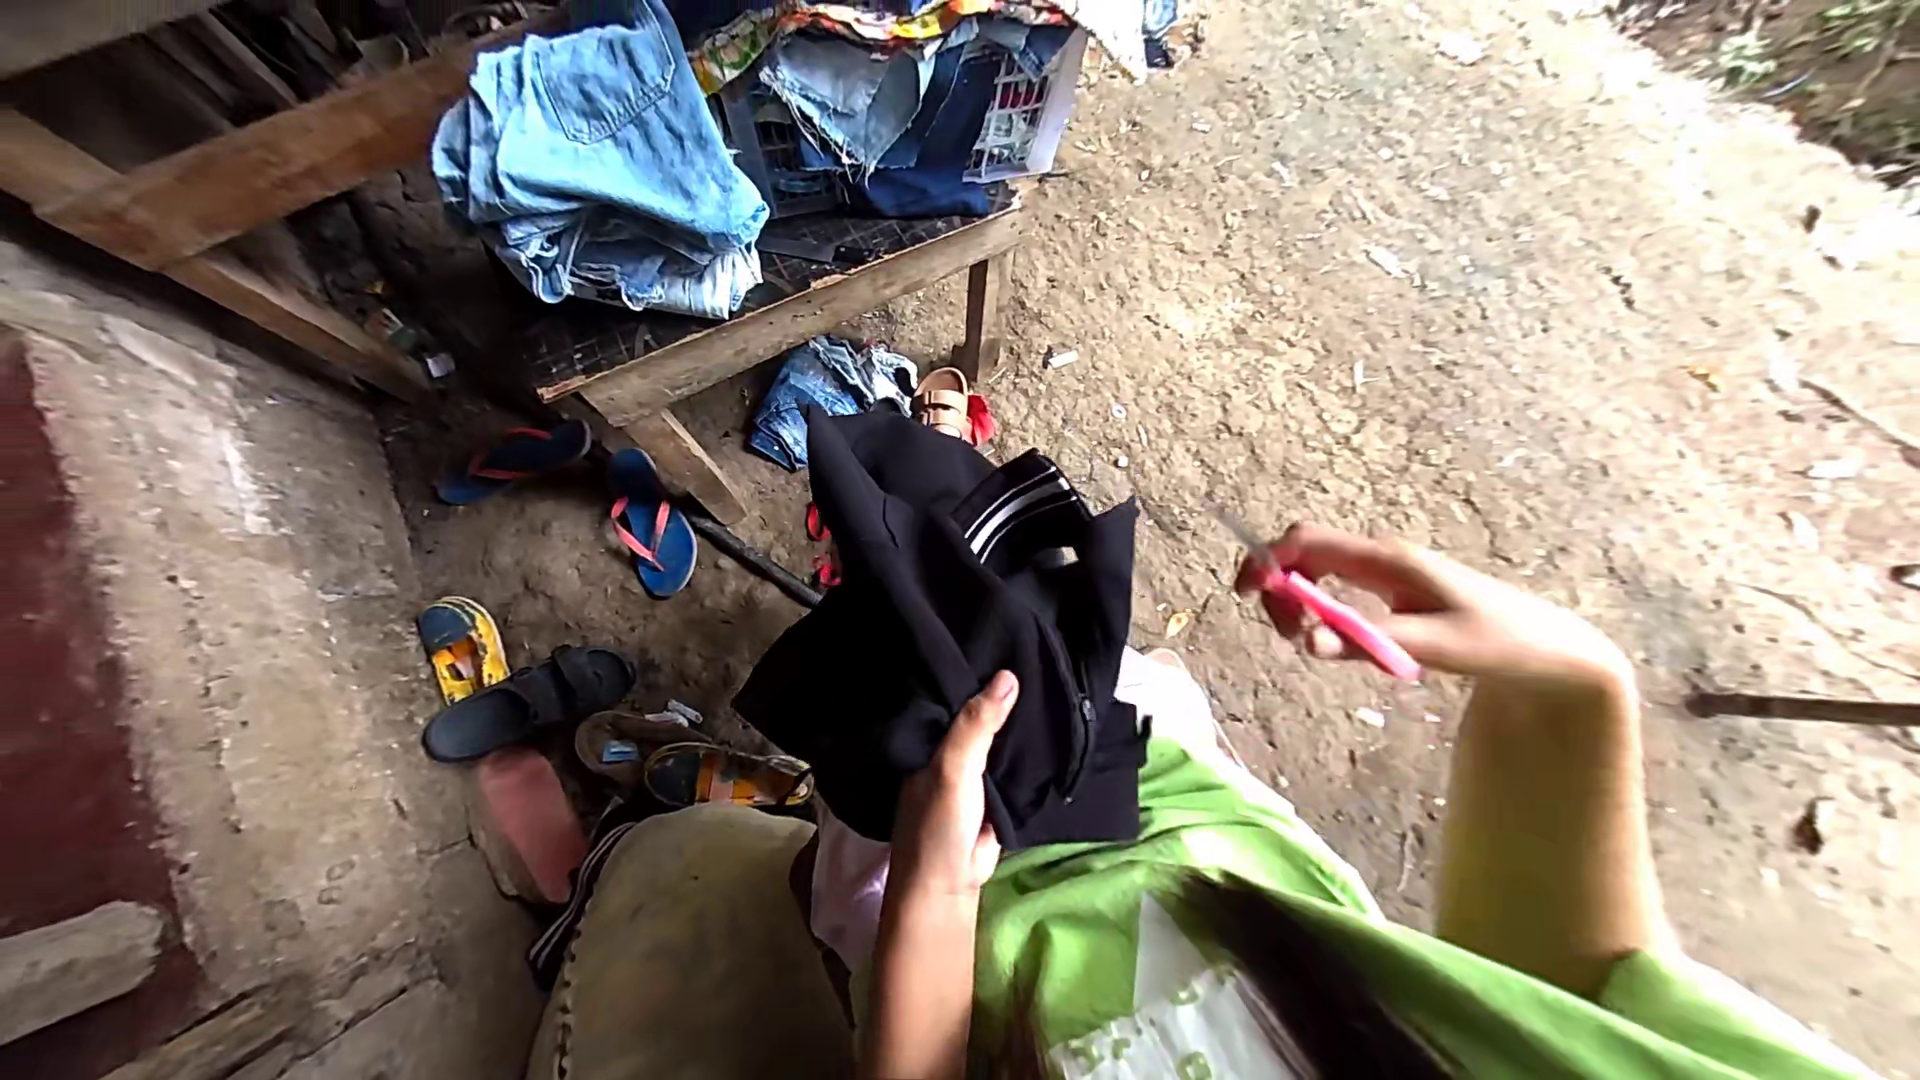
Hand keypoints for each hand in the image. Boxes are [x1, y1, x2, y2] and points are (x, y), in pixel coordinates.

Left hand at [862, 673, 1016, 1079]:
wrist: (949, 887)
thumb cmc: (939, 822)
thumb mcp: (954, 767)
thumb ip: (976, 725)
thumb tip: (1008, 676)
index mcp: (927, 740)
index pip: (951, 695)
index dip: (972, 671)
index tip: (1000, 640)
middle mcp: (945, 751)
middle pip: (976, 715)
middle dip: (998, 694)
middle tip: (1032, 653)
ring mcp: (969, 772)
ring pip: (995, 739)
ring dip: (1013, 721)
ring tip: (1044, 679)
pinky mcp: (991, 793)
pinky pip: (1009, 763)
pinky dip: (1022, 750)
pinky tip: (1044, 725)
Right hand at [1235, 523, 1631, 693]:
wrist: (1546, 647)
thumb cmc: (1496, 642)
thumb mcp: (1431, 646)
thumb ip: (1364, 642)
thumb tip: (1305, 641)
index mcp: (1383, 559)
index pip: (1305, 540)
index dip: (1267, 559)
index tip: (1247, 594)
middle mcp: (1374, 556)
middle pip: (1299, 553)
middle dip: (1277, 588)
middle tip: (1290, 634)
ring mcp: (1378, 569)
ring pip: (1310, 570)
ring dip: (1294, 601)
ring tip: (1310, 640)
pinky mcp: (1382, 586)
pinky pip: (1329, 586)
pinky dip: (1315, 608)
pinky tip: (1333, 635)